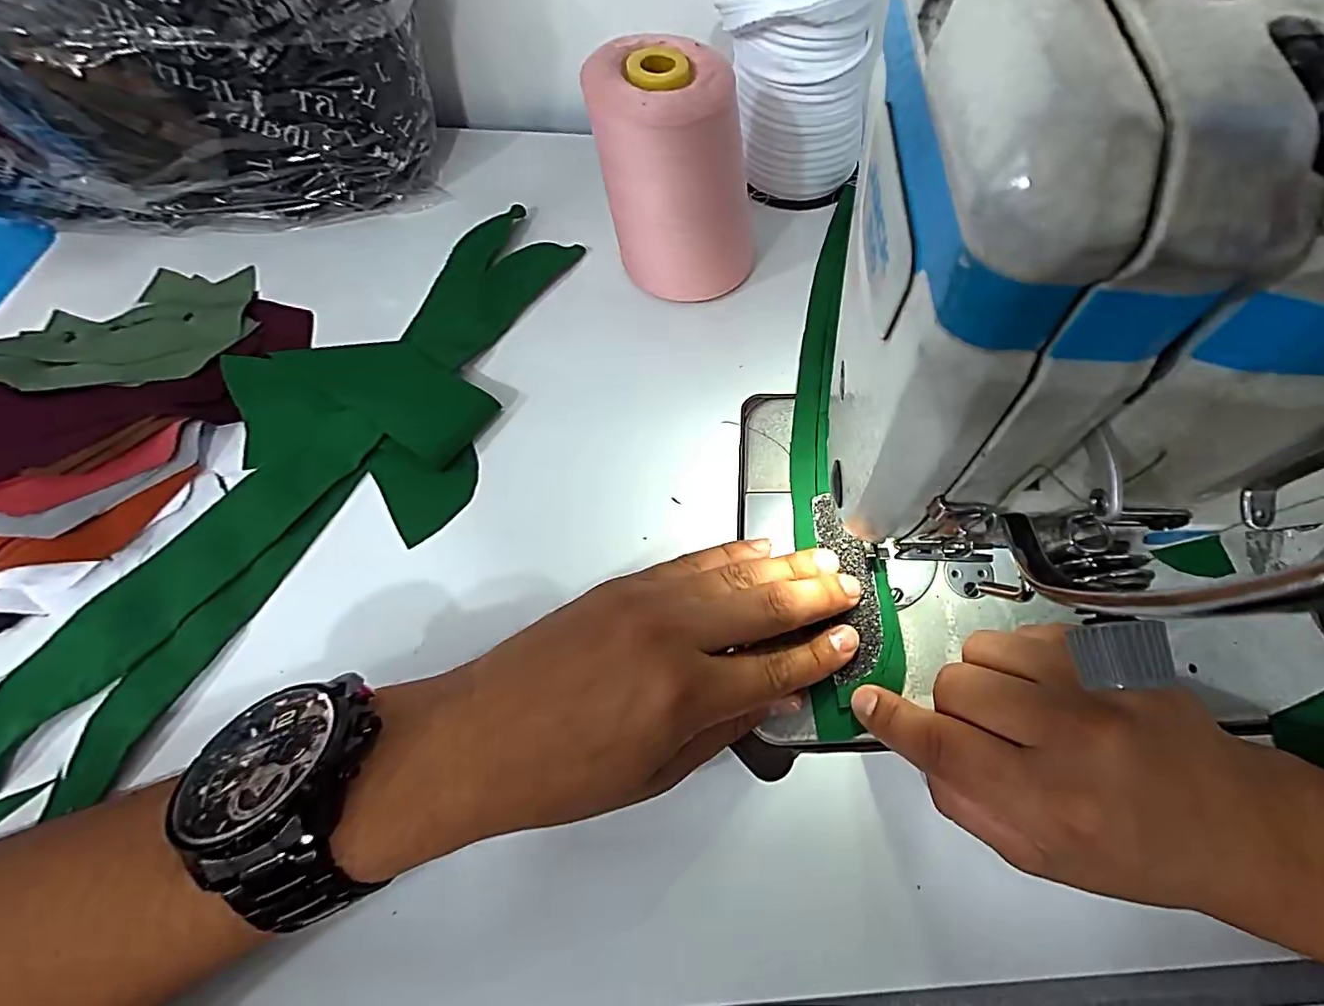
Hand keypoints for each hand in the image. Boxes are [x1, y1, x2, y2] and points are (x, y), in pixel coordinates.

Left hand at [432, 539, 861, 837]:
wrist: (473, 738)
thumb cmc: (560, 774)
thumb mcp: (655, 772)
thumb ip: (725, 728)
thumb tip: (775, 695)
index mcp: (683, 696)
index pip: (774, 666)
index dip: (818, 653)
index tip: (848, 638)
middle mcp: (672, 637)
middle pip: (765, 606)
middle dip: (815, 596)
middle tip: (850, 587)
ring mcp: (647, 601)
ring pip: (735, 573)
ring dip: (785, 565)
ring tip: (822, 559)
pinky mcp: (625, 584)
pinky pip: (693, 561)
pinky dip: (732, 553)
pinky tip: (760, 549)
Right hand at [852, 625, 1274, 911]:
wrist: (1227, 816)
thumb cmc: (1141, 850)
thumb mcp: (1045, 859)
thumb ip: (971, 807)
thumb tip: (924, 755)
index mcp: (1050, 801)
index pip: (943, 745)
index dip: (894, 720)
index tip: (870, 702)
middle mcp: (1071, 734)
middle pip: (956, 685)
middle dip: (953, 707)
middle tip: (984, 732)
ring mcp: (1094, 683)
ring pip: (985, 650)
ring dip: (985, 678)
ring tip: (1019, 708)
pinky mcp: (1109, 652)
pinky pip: (1026, 636)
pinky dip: (1021, 660)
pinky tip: (1051, 691)